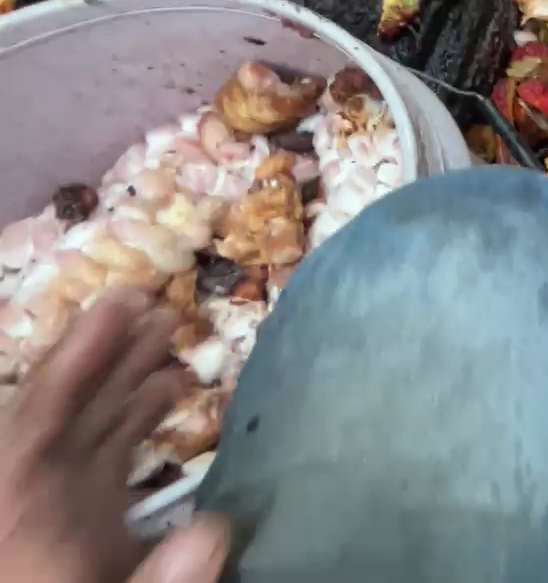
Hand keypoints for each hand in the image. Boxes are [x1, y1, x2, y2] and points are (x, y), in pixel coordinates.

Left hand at [0, 290, 227, 582]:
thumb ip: (161, 577)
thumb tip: (217, 527)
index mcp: (27, 519)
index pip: (36, 426)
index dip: (73, 363)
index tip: (118, 310)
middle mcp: (34, 502)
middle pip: (58, 413)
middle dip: (102, 353)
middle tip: (148, 297)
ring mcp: (61, 506)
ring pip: (85, 422)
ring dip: (125, 371)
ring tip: (169, 320)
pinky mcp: (86, 516)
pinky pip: (105, 447)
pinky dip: (137, 409)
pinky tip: (173, 381)